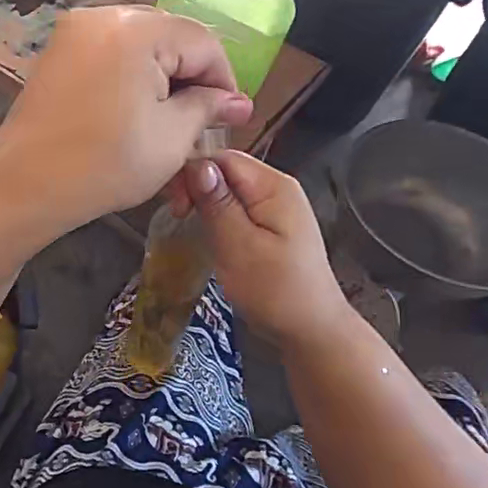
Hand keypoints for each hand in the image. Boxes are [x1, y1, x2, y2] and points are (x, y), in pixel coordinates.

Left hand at [0, 6, 253, 236]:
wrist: (25, 187)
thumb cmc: (106, 165)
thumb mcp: (172, 138)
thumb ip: (209, 107)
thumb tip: (238, 102)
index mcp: (137, 29)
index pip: (204, 42)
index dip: (226, 81)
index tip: (233, 118)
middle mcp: (104, 16)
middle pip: (173, 39)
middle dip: (195, 81)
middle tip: (206, 124)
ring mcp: (76, 32)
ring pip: (143, 49)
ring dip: (166, 83)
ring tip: (175, 125)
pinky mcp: (61, 53)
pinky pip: (113, 56)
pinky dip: (135, 82)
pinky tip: (141, 116)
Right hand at [182, 151, 353, 345]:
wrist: (311, 330)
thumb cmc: (275, 290)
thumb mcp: (239, 247)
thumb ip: (218, 204)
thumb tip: (197, 164)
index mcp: (273, 186)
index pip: (223, 158)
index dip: (192, 173)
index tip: (175, 206)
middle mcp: (278, 188)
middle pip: (227, 170)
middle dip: (197, 188)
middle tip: (178, 218)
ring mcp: (277, 208)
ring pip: (230, 191)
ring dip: (206, 205)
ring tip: (188, 226)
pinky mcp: (272, 227)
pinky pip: (239, 210)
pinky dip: (219, 219)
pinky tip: (208, 236)